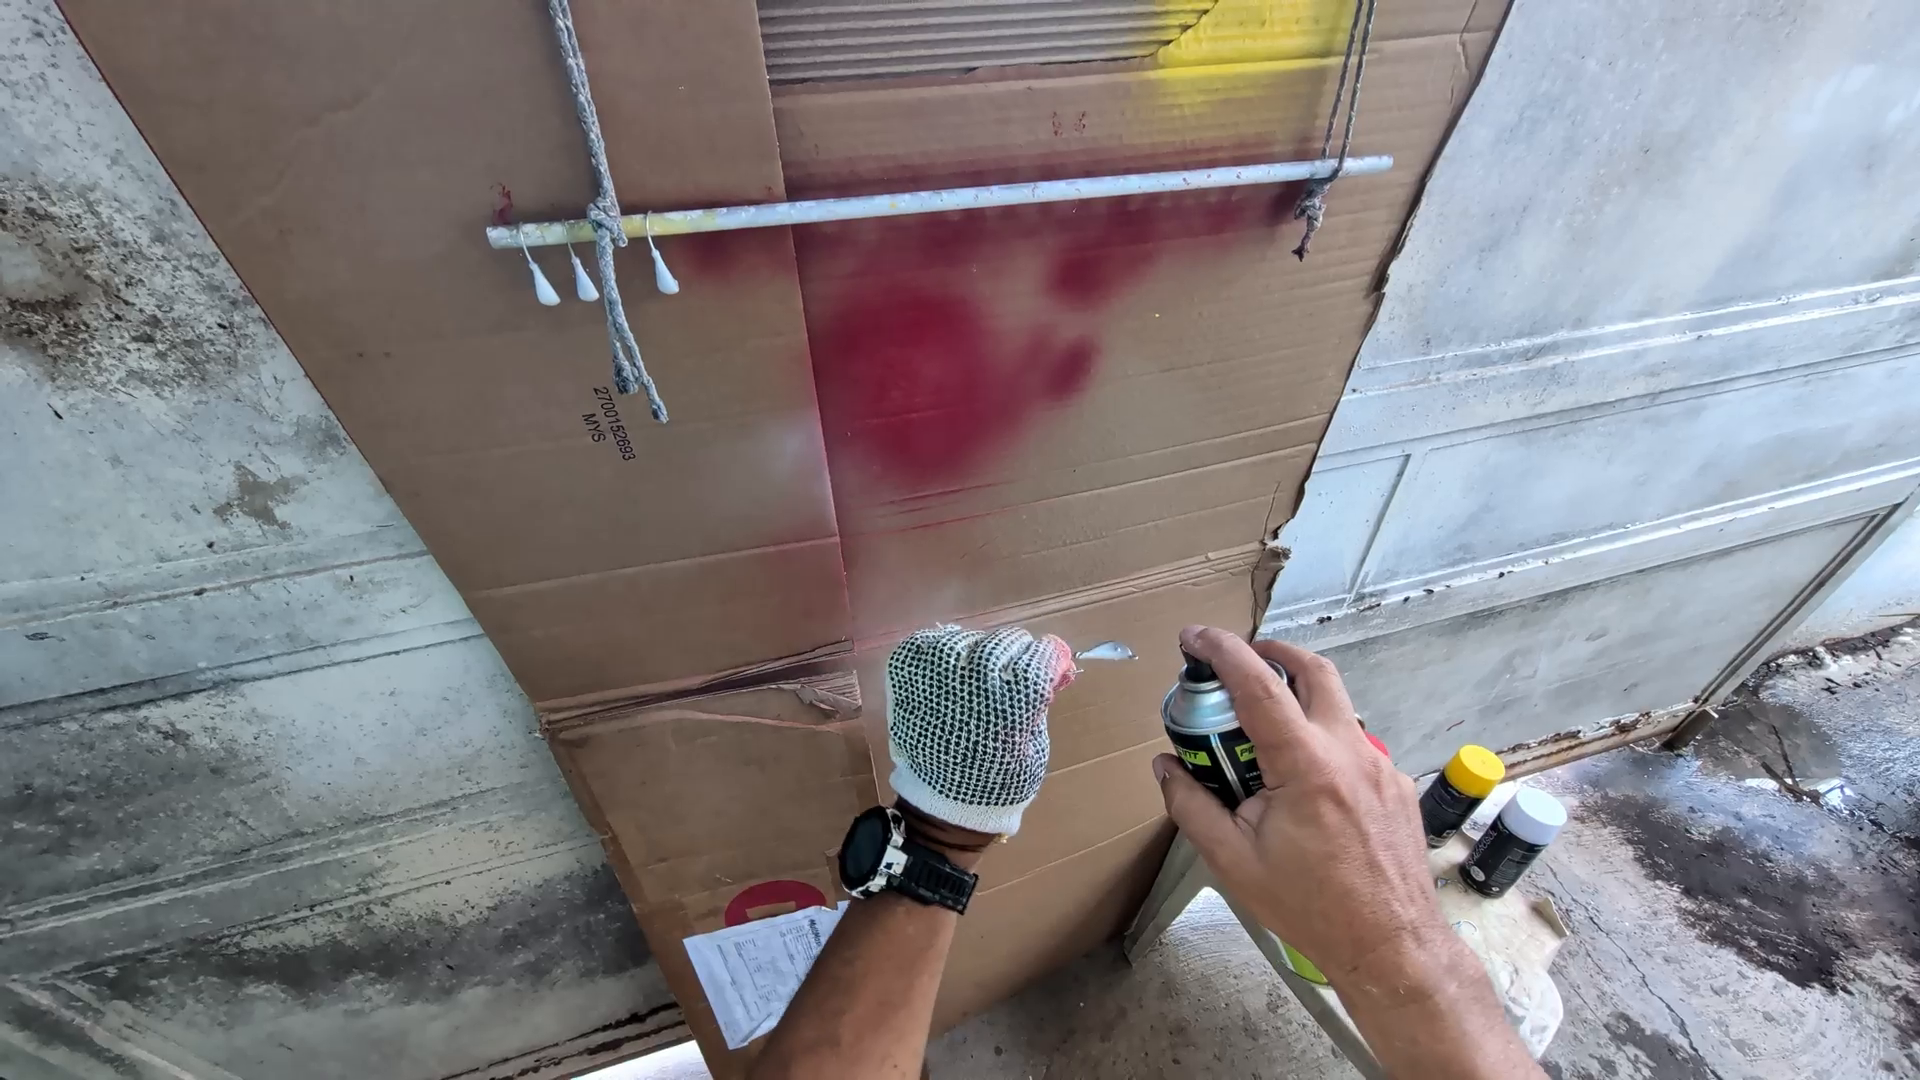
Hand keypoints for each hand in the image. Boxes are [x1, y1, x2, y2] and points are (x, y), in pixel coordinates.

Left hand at [885, 625, 1074, 837]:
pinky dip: (941, 646)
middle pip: (1003, 643)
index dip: (1048, 656)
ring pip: (966, 639)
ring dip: (977, 649)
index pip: (1039, 655)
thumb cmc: (997, 782)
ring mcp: (935, 676)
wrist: (941, 808)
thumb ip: (1042, 703)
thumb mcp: (1034, 746)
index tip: (1048, 660)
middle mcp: (974, 683)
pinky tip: (951, 663)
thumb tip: (1057, 666)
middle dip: (1015, 651)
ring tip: (978, 668)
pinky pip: (927, 642)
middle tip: (1013, 665)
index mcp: (1012, 704)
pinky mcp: (906, 674)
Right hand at [1152, 626, 1450, 988]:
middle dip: (1273, 651)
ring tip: (1263, 731)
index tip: (1193, 637)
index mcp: (1306, 766)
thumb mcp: (1232, 860)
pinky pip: (1352, 742)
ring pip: (1336, 705)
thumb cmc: (1310, 907)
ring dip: (1297, 698)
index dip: (1221, 650)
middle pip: (1314, 671)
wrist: (1394, 951)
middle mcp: (1349, 753)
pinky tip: (1302, 781)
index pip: (1258, 685)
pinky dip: (1319, 738)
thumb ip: (1190, 805)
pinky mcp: (1397, 784)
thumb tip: (1165, 766)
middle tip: (1240, 661)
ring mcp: (1381, 766)